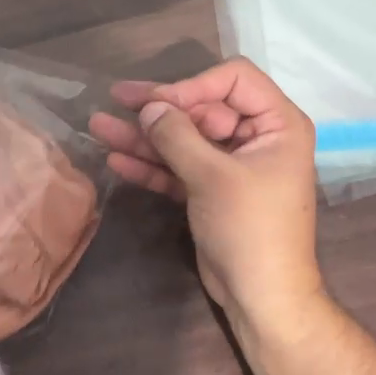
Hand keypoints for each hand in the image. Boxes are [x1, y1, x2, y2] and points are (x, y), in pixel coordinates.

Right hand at [88, 59, 326, 331]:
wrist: (261, 294)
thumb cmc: (249, 228)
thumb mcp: (213, 177)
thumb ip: (177, 137)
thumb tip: (149, 107)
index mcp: (277, 124)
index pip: (234, 80)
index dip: (192, 86)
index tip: (155, 103)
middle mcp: (257, 138)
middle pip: (202, 109)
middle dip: (158, 109)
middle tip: (115, 99)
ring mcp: (232, 166)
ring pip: (184, 140)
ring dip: (144, 136)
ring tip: (98, 126)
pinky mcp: (211, 192)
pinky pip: (178, 169)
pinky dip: (150, 166)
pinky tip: (116, 159)